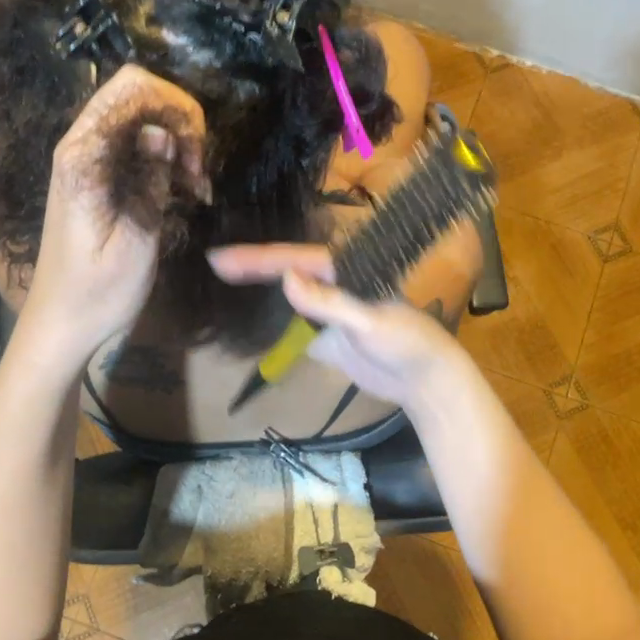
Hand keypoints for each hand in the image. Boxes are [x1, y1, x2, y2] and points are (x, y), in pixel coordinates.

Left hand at [22, 66, 209, 355]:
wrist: (62, 327)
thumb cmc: (97, 295)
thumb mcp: (135, 242)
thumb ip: (150, 181)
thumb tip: (163, 134)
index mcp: (84, 155)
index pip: (132, 88)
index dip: (176, 106)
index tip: (198, 154)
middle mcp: (81, 146)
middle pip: (138, 95)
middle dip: (180, 122)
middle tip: (200, 173)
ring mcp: (88, 161)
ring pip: (141, 119)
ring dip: (177, 142)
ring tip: (196, 188)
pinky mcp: (98, 179)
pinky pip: (136, 146)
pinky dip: (166, 158)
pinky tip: (183, 190)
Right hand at [208, 244, 465, 407]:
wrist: (425, 381)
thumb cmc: (407, 343)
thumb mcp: (369, 321)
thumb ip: (330, 302)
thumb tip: (286, 279)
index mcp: (345, 271)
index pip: (292, 260)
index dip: (256, 258)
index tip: (220, 257)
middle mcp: (333, 286)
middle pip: (284, 273)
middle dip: (251, 267)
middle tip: (214, 263)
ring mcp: (328, 313)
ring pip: (287, 297)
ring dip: (259, 291)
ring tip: (223, 283)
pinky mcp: (327, 339)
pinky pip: (294, 326)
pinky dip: (273, 322)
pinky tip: (250, 319)